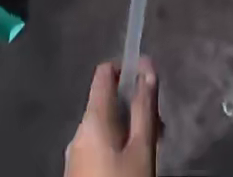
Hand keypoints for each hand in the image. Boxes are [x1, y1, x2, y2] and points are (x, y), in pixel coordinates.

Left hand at [65, 59, 158, 176]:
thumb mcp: (141, 150)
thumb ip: (144, 108)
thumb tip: (148, 66)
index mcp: (91, 116)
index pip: (105, 72)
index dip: (127, 69)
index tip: (148, 81)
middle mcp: (78, 128)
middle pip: (106, 102)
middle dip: (132, 107)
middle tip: (158, 126)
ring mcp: (74, 151)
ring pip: (103, 127)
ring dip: (126, 129)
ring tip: (148, 147)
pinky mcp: (75, 171)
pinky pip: (97, 146)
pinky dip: (115, 146)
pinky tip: (130, 163)